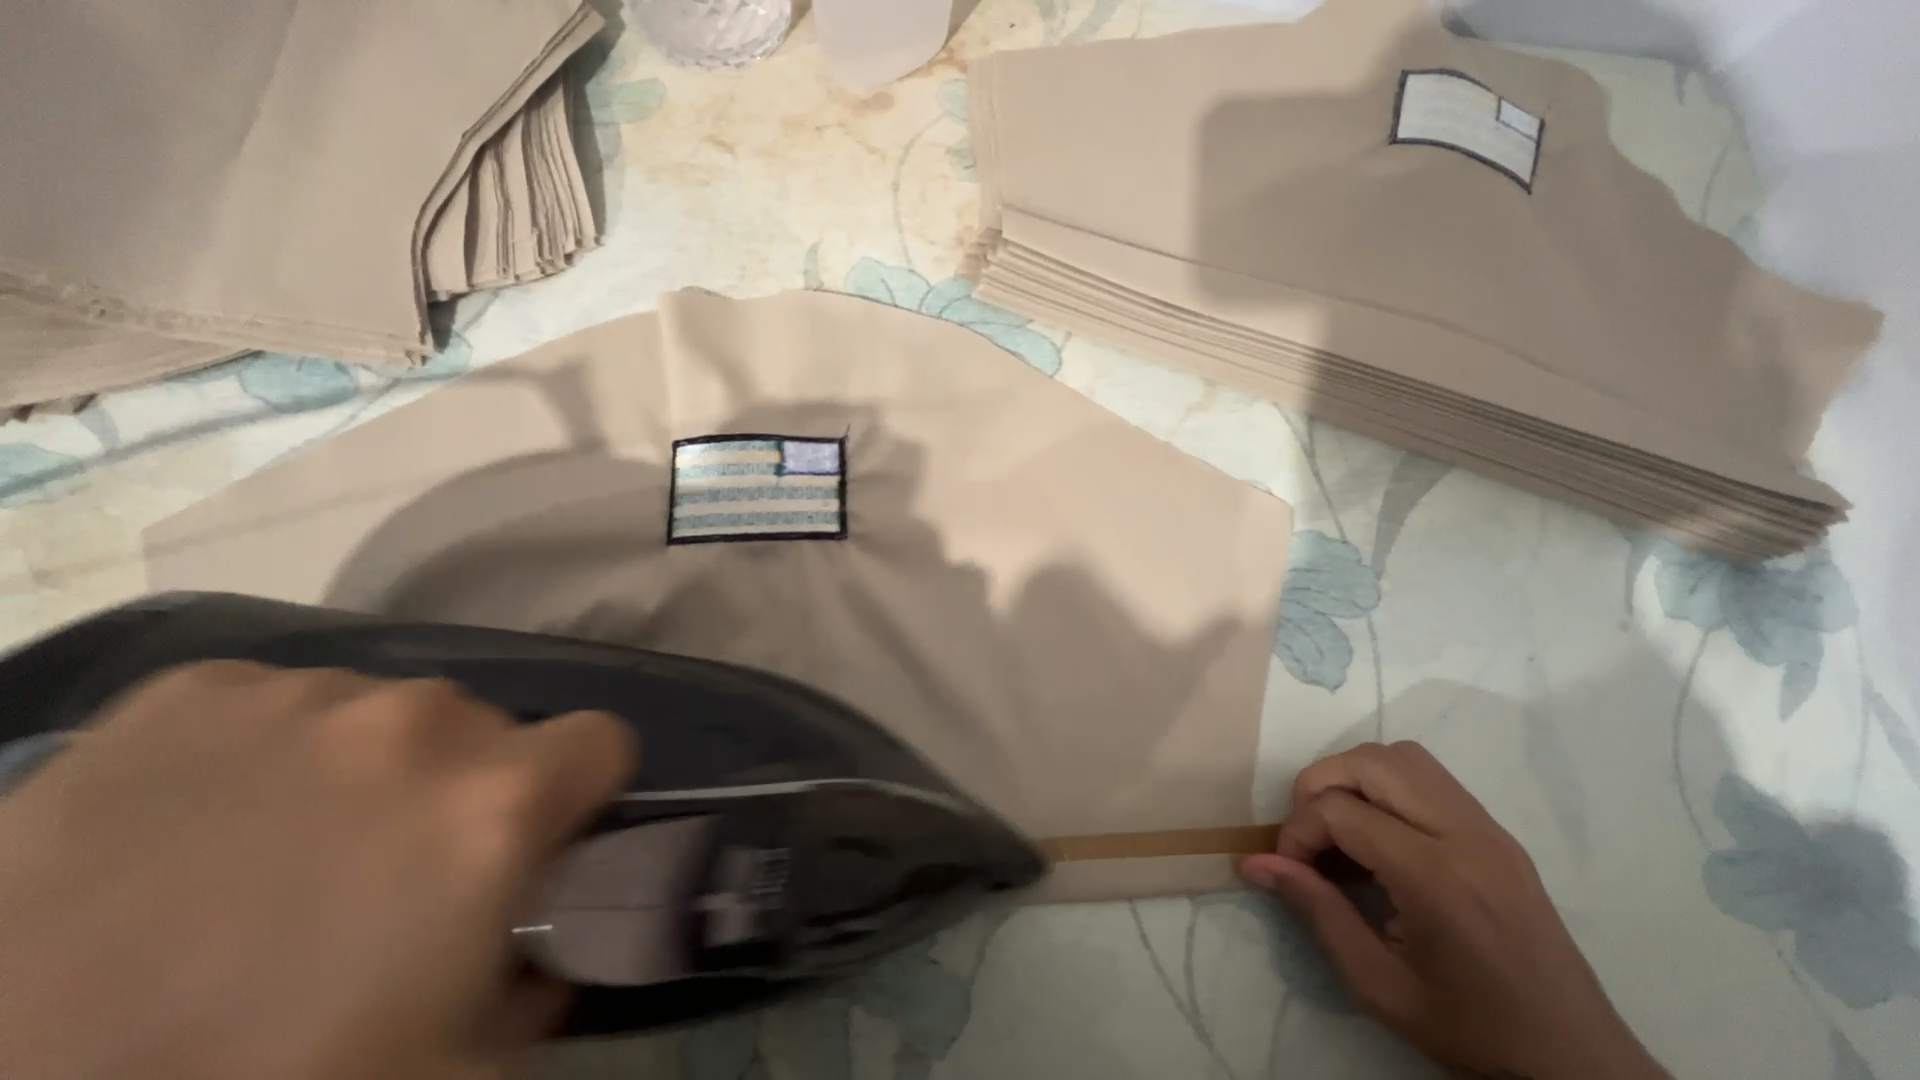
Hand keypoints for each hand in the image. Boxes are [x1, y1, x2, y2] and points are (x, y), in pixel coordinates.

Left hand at [0, 661, 635, 1079]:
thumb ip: (539, 983)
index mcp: (498, 800)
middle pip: (488, 727)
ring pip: (384, 708)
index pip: (603, 741)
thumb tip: (548, 947)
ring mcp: (298, 694)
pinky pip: (274, 701)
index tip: (538, 843)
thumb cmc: (278, 1075)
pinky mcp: (187, 692)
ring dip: (368, 765)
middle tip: (395, 872)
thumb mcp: (458, 1064)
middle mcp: (417, 720)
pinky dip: (267, 749)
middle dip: (466, 785)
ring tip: (282, 851)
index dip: (581, 795)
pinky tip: (203, 824)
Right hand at [1241, 742, 1667, 1079]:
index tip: (1289, 873)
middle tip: (1308, 838)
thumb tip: (1254, 863)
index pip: (1340, 810)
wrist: (1571, 1058)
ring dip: (1356, 779)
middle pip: (1371, 761)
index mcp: (1437, 877)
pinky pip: (1431, 779)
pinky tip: (1381, 839)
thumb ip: (1315, 911)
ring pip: (1403, 757)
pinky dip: (1389, 789)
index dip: (1296, 833)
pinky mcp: (1498, 834)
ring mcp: (1489, 828)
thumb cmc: (1469, 1027)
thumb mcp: (1378, 985)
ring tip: (1342, 832)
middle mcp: (1466, 835)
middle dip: (1320, 786)